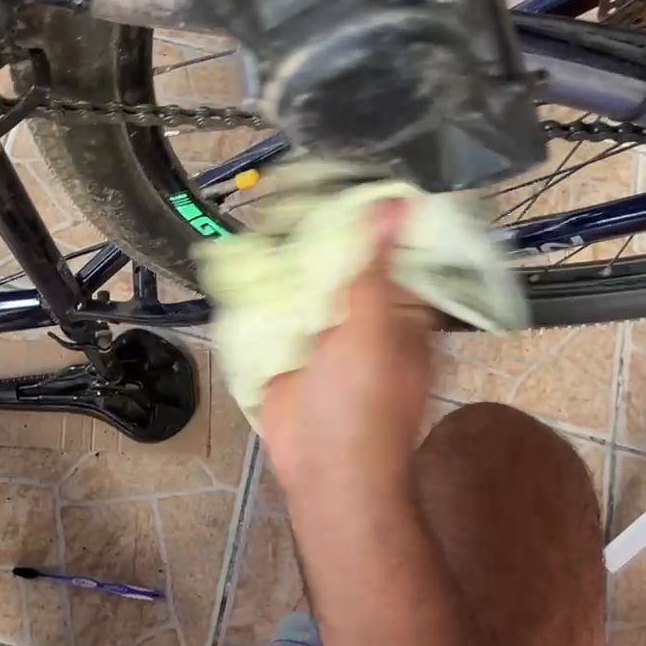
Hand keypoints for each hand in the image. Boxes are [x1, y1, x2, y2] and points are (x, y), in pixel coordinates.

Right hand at [261, 201, 437, 522]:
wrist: (321, 466)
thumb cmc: (361, 405)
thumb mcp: (372, 328)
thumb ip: (374, 268)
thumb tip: (395, 205)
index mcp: (401, 312)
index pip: (392, 252)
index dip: (373, 217)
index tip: (348, 179)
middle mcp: (363, 319)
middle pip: (341, 265)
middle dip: (318, 235)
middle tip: (293, 188)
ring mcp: (323, 336)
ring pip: (304, 286)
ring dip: (285, 261)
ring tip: (266, 212)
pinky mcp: (289, 352)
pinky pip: (275, 314)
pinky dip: (261, 293)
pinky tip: (244, 262)